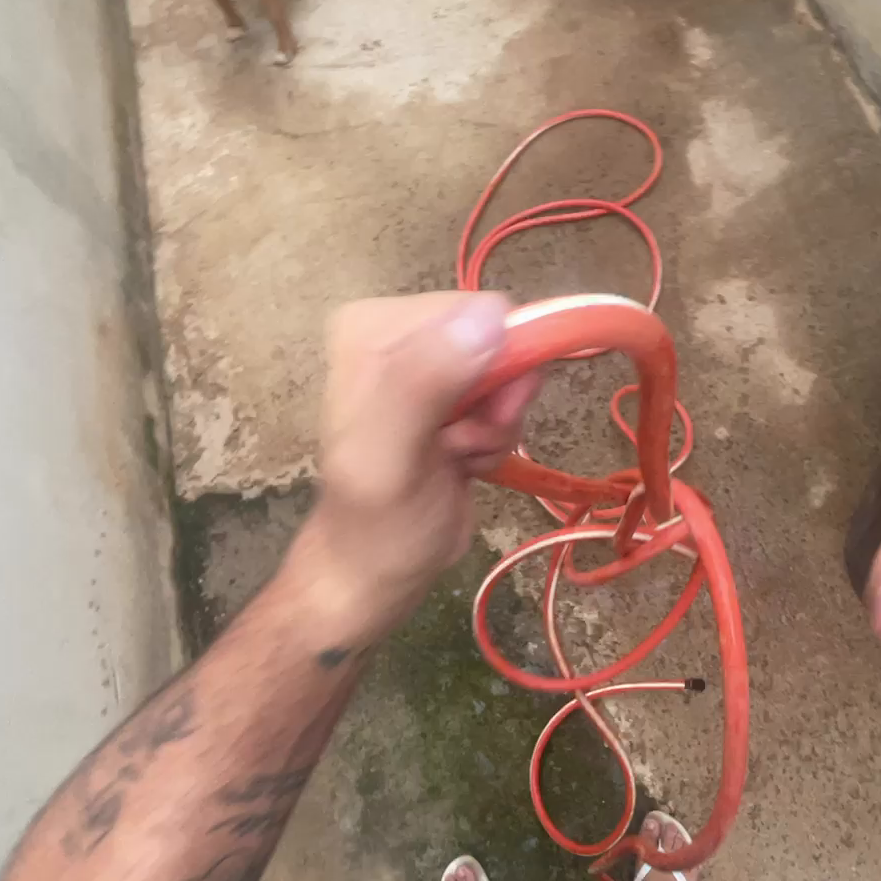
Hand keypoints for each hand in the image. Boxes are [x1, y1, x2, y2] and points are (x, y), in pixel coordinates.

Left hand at [291, 291, 539, 640]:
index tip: (462, 427)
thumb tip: (492, 314)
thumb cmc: (379, 526)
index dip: (488, 373)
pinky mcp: (451, 391)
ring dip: (495, 426)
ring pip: (508, 372)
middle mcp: (398, 332)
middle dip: (492, 403)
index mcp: (371, 326)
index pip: (475, 312)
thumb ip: (426, 383)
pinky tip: (462, 461)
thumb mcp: (391, 459)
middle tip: (461, 445)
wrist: (378, 569)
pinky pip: (505, 396)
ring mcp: (428, 362)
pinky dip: (494, 438)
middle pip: (497, 340)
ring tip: (457, 457)